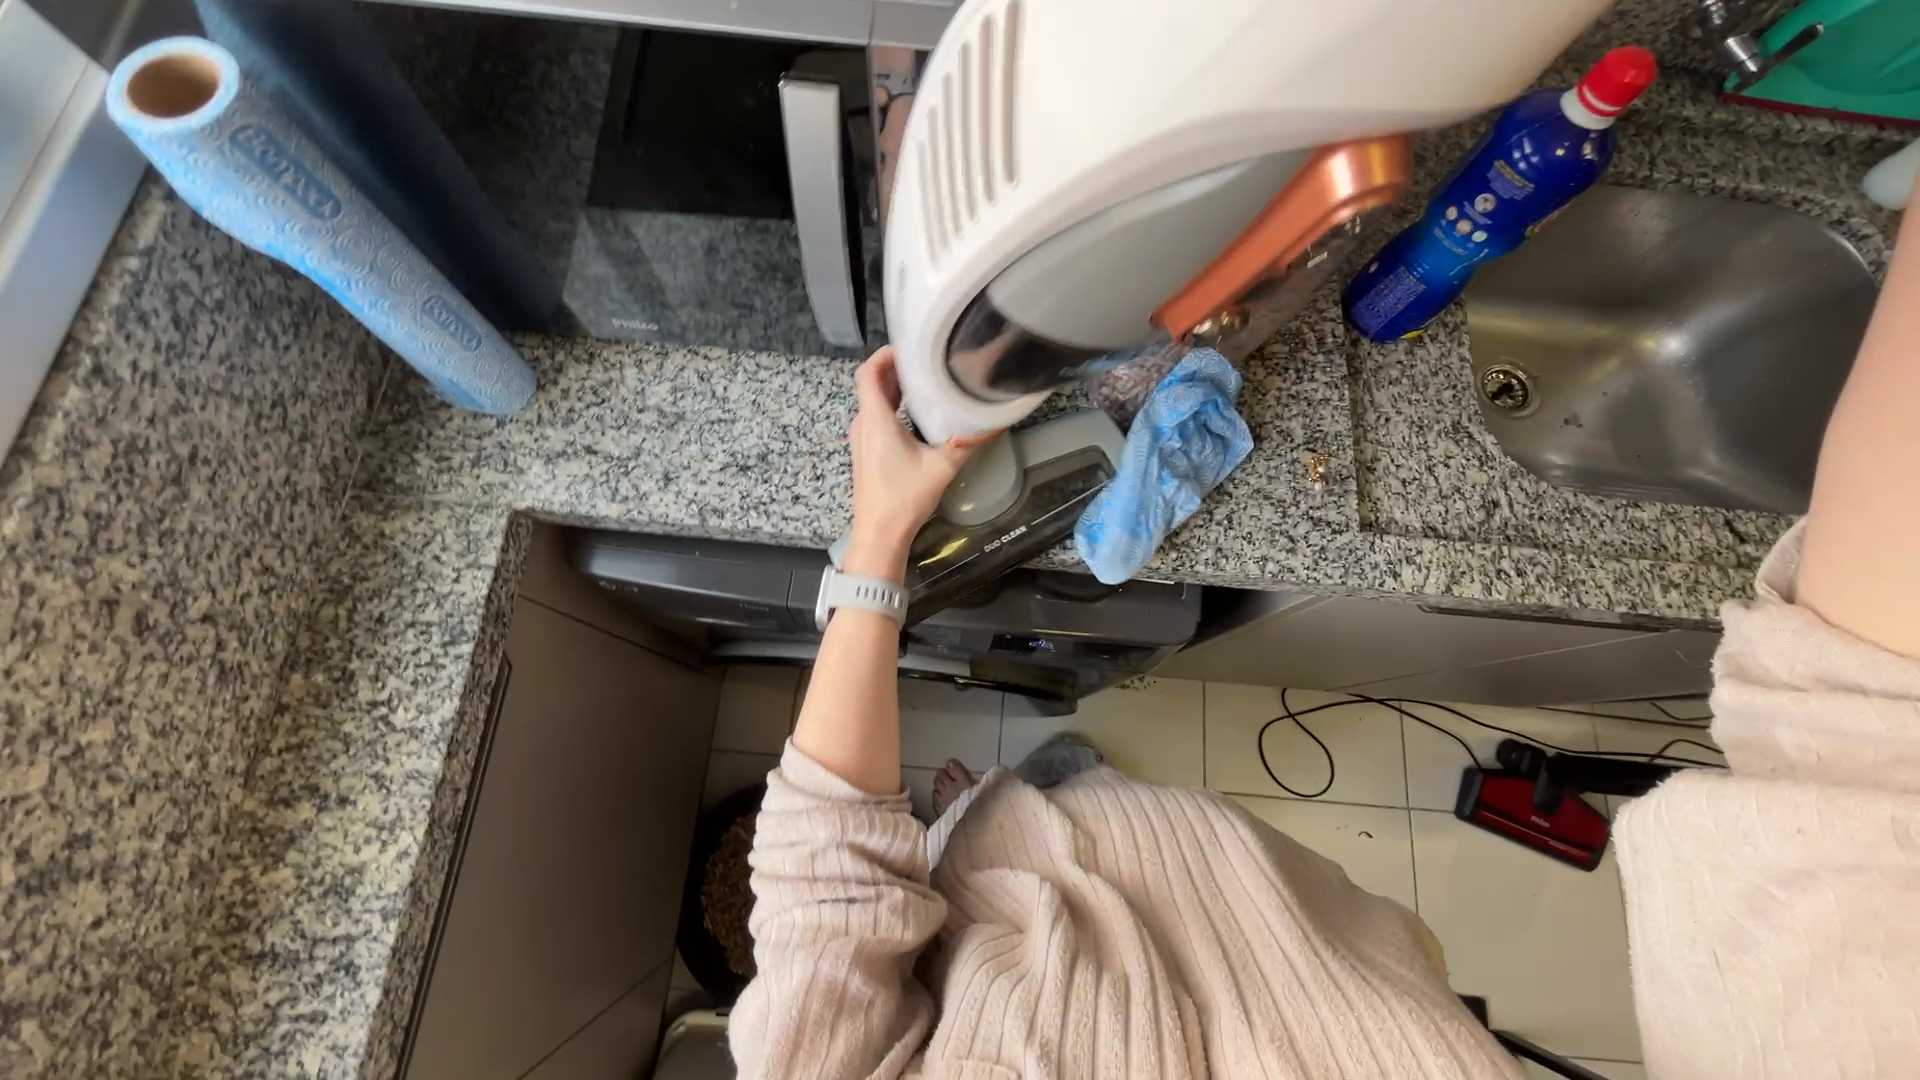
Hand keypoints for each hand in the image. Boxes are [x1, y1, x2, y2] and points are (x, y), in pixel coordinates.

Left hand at [846, 347, 984, 573]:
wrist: (880, 533)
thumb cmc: (904, 499)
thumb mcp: (941, 468)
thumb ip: (966, 442)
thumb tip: (993, 424)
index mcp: (876, 420)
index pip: (868, 372)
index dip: (884, 354)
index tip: (909, 347)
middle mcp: (863, 425)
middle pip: (872, 384)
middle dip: (896, 368)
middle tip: (925, 362)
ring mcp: (861, 440)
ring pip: (873, 402)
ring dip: (894, 389)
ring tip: (924, 383)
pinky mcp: (866, 452)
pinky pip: (875, 418)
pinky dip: (891, 407)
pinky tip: (915, 414)